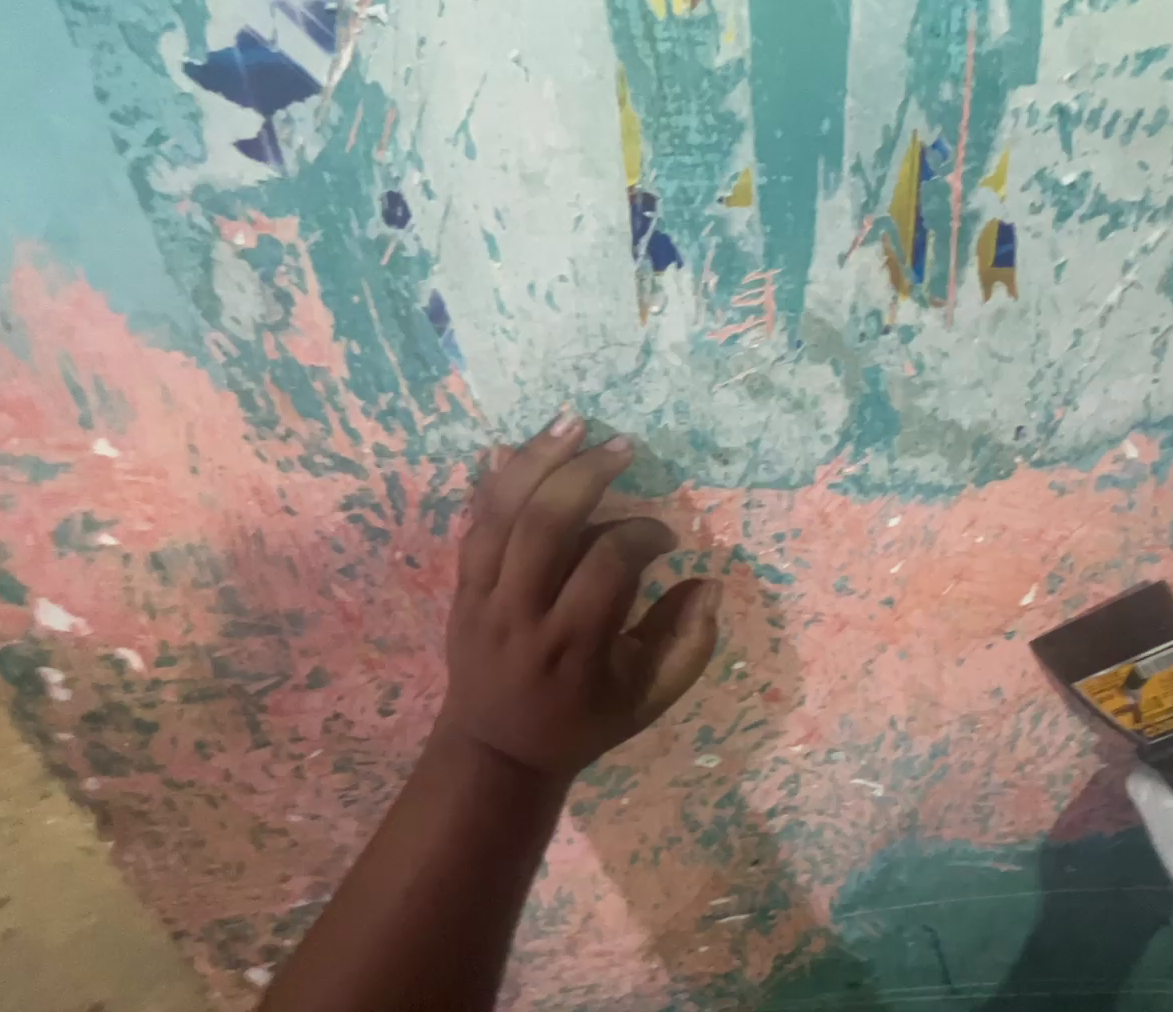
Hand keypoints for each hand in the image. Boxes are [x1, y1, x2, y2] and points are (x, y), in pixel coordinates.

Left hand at [438, 411, 720, 780]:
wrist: (495, 751)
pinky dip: (496, 481)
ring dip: (537, 460)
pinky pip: (474, 524)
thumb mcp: (649, 699)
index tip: (667, 535)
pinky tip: (517, 446)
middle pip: (545, 526)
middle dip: (587, 474)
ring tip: (573, 421)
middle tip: (623, 446)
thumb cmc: (583, 723)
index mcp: (574, 646)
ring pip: (501, 515)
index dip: (642, 534)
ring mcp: (482, 600)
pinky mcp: (461, 590)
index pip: (608, 564)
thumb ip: (688, 644)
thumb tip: (710, 584)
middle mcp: (522, 616)